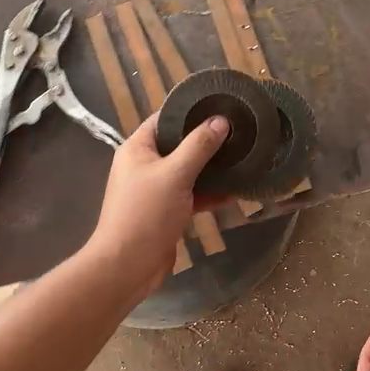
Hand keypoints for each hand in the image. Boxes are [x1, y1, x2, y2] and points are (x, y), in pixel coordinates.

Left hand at [84, 112, 227, 298]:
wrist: (127, 266)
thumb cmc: (146, 212)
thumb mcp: (175, 173)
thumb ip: (199, 146)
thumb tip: (220, 120)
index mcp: (138, 149)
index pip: (165, 118)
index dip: (190, 110)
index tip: (220, 104)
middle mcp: (145, 165)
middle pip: (179, 144)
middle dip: (207, 140)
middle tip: (238, 130)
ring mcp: (156, 189)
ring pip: (188, 170)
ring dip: (212, 168)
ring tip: (242, 157)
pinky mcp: (167, 211)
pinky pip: (192, 194)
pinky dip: (209, 193)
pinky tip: (235, 191)